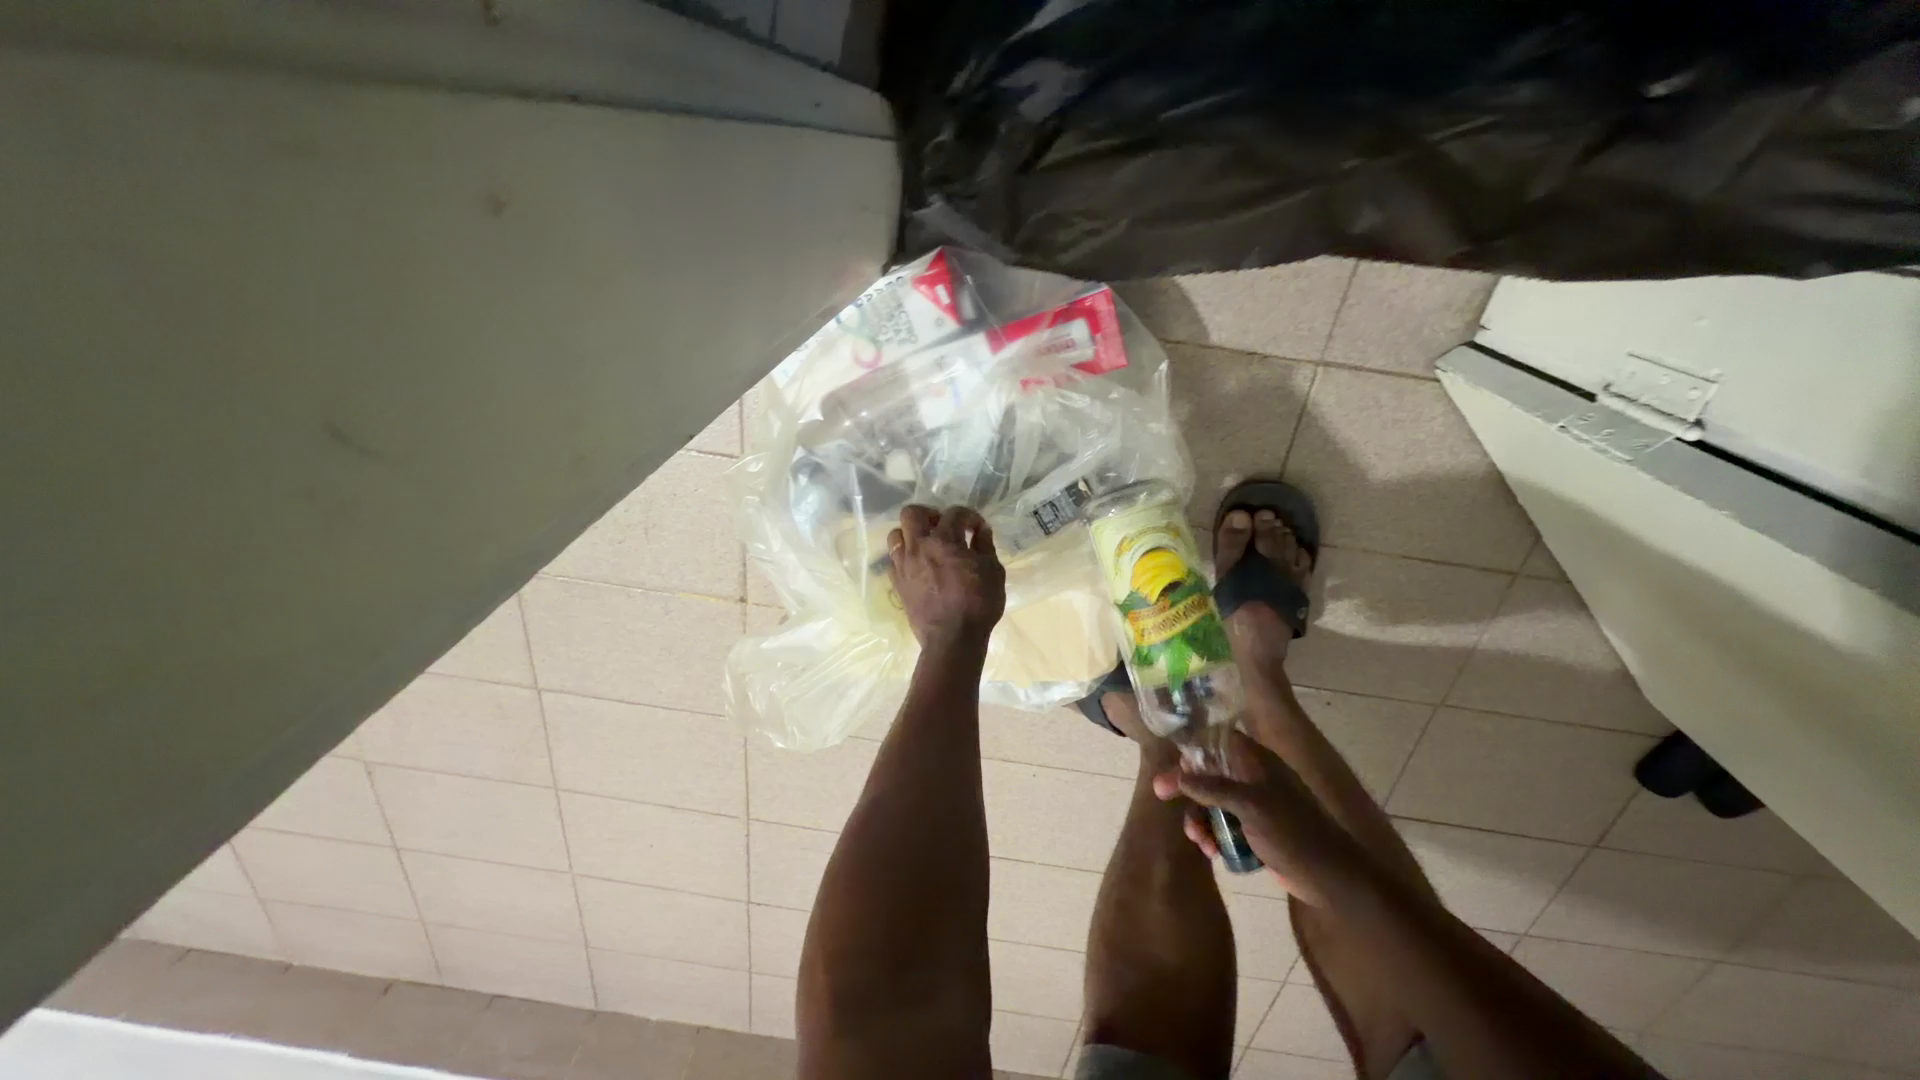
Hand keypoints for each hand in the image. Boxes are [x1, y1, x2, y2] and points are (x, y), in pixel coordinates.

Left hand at [887, 505, 1006, 649]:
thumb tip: (981, 531)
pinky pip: (894, 560)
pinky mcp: (897, 584)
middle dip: (929, 514)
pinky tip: (919, 567)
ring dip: (911, 534)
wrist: (952, 639)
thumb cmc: (978, 604)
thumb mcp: (993, 571)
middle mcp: (918, 547)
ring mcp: (903, 566)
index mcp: (944, 540)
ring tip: (926, 545)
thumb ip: (985, 546)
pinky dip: (905, 557)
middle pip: (912, 513)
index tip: (977, 529)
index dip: (969, 516)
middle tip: (943, 527)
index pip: (954, 513)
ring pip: (896, 535)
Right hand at [1153, 729, 1366, 906]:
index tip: (1173, 762)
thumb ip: (1213, 788)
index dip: (1193, 748)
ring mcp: (1256, 806)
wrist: (1331, 878)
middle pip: (1209, 772)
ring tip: (1201, 841)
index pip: (1219, 740)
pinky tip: (1213, 852)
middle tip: (1163, 797)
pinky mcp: (1256, 831)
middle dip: (1189, 789)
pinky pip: (1224, 825)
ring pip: (1213, 802)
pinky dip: (1214, 835)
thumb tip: (1178, 775)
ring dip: (1200, 818)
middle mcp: (1254, 778)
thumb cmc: (1293, 833)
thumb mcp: (1251, 806)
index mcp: (1258, 762)